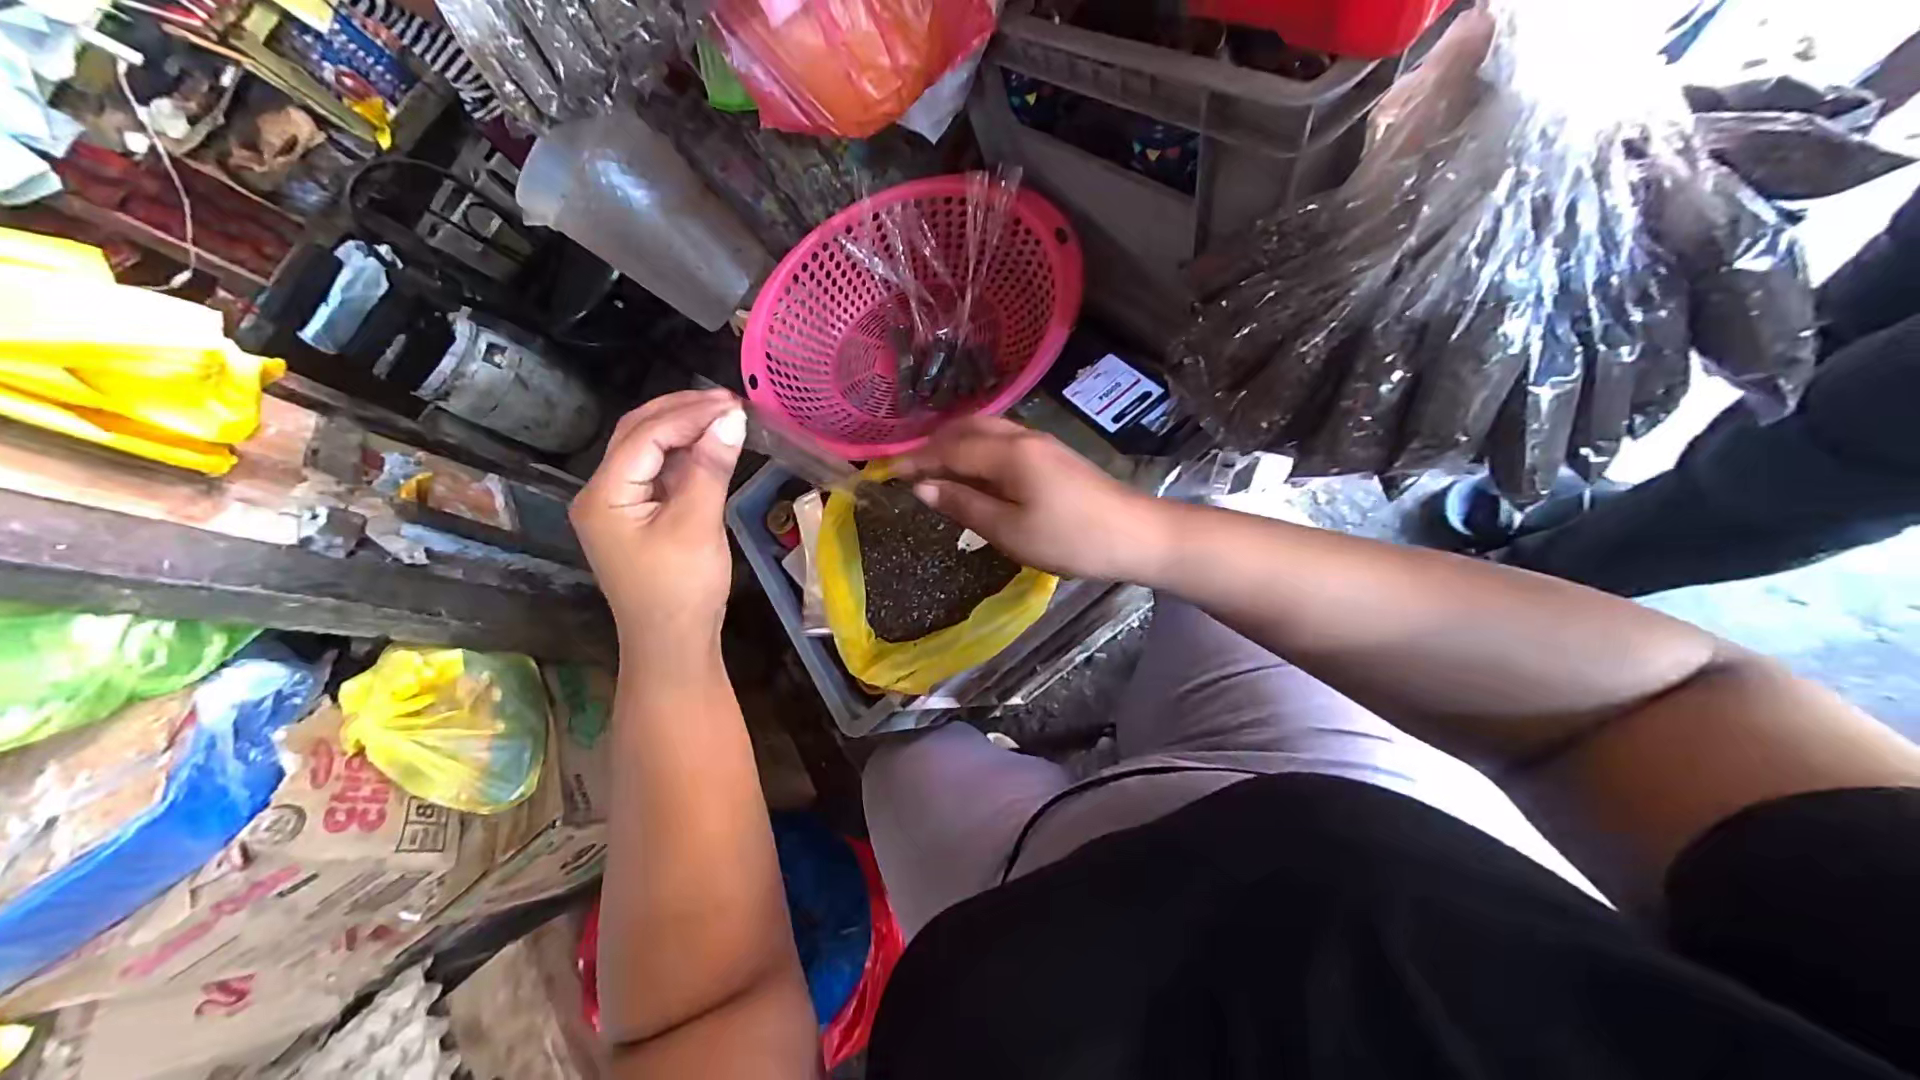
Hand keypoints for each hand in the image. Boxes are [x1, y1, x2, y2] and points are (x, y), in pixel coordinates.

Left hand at [571, 389, 745, 645]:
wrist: (674, 646)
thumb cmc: (682, 590)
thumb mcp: (697, 525)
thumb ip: (711, 467)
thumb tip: (733, 417)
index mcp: (604, 495)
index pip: (645, 435)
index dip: (689, 414)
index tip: (734, 404)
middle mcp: (603, 493)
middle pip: (639, 435)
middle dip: (682, 412)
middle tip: (730, 401)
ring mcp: (621, 506)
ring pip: (650, 451)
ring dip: (686, 431)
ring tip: (726, 417)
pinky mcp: (641, 518)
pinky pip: (661, 474)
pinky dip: (687, 456)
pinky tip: (712, 447)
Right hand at [892, 415, 1167, 581]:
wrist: (1136, 535)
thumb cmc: (1071, 539)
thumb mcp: (1010, 530)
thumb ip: (964, 505)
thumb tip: (923, 488)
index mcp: (1009, 453)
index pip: (950, 449)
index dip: (917, 460)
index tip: (888, 473)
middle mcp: (1023, 437)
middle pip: (968, 428)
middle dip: (934, 445)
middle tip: (910, 469)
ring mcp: (1041, 442)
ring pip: (987, 430)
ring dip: (956, 443)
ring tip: (936, 469)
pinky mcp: (1053, 455)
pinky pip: (1003, 440)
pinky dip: (978, 449)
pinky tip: (974, 471)